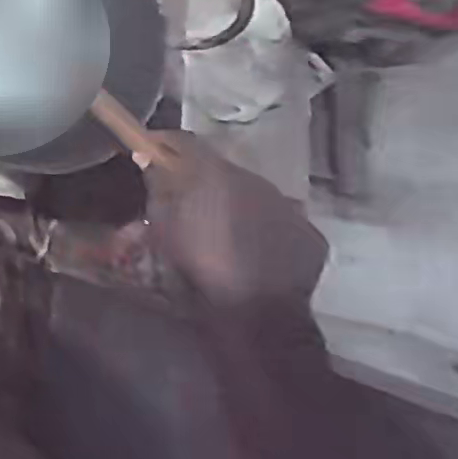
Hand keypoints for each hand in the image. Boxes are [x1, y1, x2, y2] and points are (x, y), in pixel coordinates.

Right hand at [139, 133, 327, 308]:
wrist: (255, 316)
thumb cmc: (196, 267)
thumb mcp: (160, 225)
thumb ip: (157, 186)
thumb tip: (150, 158)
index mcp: (214, 175)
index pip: (185, 142)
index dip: (163, 142)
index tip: (148, 148)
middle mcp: (255, 180)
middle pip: (218, 168)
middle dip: (197, 176)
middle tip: (179, 195)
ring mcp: (287, 206)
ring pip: (250, 192)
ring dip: (229, 200)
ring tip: (214, 225)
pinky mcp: (309, 234)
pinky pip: (276, 219)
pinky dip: (258, 225)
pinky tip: (247, 246)